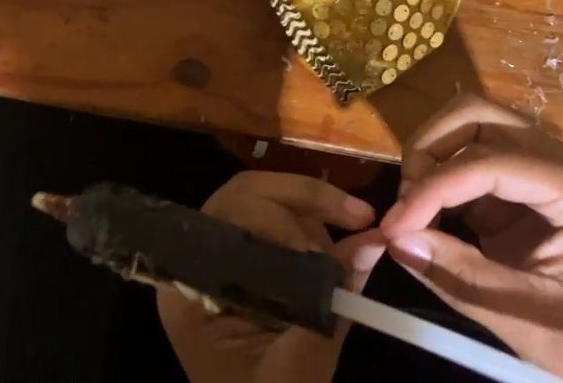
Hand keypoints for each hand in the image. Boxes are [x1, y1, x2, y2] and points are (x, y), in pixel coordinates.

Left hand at [157, 172, 385, 382]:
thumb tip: (373, 239)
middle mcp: (196, 264)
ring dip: (313, 212)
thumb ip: (333, 302)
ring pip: (265, 202)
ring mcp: (220, 260)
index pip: (228, 215)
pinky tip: (339, 247)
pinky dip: (312, 227)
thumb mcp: (300, 367)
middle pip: (247, 196)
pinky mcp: (245, 264)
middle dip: (306, 201)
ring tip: (351, 237)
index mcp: (189, 289)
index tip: (327, 239)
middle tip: (357, 217)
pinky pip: (276, 224)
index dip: (280, 214)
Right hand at [379, 94, 562, 382]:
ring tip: (412, 206)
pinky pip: (470, 157)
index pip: (493, 161)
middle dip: (431, 147)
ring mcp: (540, 166)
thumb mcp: (524, 320)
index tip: (396, 223)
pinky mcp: (519, 182)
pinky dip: (440, 175)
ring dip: (433, 154)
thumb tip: (395, 239)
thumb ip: (460, 275)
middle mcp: (561, 162)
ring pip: (471, 124)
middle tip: (405, 202)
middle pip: (480, 116)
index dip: (438, 185)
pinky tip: (425, 212)